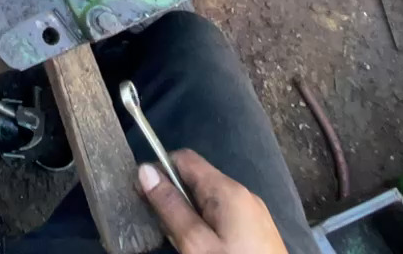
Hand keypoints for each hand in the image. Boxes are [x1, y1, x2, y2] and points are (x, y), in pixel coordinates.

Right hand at [139, 150, 284, 253]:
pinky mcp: (259, 235)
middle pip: (196, 181)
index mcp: (228, 190)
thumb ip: (170, 206)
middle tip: (162, 227)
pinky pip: (224, 218)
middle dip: (174, 198)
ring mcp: (254, 216)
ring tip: (183, 243)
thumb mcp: (196, 244)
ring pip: (208, 202)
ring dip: (189, 216)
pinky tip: (204, 249)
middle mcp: (243, 195)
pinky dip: (206, 227)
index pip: (184, 158)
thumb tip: (144, 169)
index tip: (142, 195)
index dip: (159, 170)